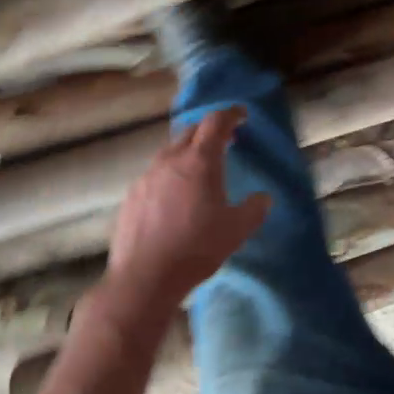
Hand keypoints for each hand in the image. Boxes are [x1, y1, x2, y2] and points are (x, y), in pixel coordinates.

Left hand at [101, 107, 270, 313]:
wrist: (144, 279)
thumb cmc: (196, 248)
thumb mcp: (237, 230)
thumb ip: (255, 209)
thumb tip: (262, 198)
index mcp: (200, 161)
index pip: (216, 121)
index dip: (231, 114)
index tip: (242, 116)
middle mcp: (170, 160)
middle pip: (190, 131)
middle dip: (208, 130)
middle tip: (224, 142)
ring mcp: (146, 177)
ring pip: (169, 152)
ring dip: (187, 152)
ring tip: (198, 170)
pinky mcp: (130, 197)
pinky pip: (154, 174)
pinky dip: (169, 175)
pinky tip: (173, 198)